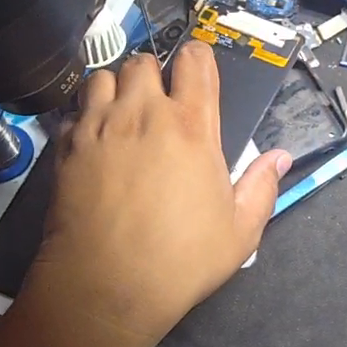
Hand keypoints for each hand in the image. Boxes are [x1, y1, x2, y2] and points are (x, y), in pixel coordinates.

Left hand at [27, 42, 290, 346]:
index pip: (195, 61)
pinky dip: (83, 118)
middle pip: (143, 61)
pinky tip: (93, 142)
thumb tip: (280, 158)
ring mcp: (98, 128)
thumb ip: (261, 188)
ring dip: (115, 88)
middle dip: (153, 74)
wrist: (105, 287)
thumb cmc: (180, 261)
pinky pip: (72, 112)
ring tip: (122, 115)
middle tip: (158, 103)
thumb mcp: (240, 232)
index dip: (198, 59)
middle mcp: (142, 114)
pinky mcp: (65, 148)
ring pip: (101, 77)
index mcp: (191, 127)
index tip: (198, 75)